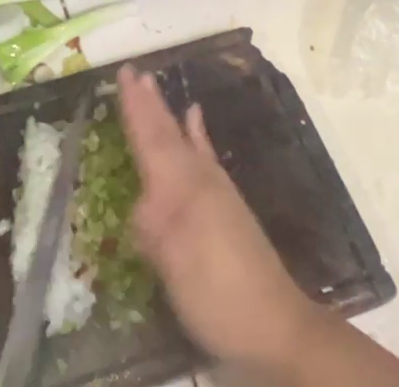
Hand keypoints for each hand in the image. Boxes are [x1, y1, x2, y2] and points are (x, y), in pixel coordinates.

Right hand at [115, 65, 320, 371]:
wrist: (275, 326)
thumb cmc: (218, 297)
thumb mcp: (175, 267)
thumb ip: (154, 226)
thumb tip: (140, 198)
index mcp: (183, 191)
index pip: (152, 141)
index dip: (135, 109)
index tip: (123, 73)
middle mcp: (201, 181)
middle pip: (169, 135)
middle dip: (149, 104)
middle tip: (134, 71)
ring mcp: (217, 192)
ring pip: (184, 142)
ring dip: (167, 114)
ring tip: (156, 88)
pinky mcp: (226, 207)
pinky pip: (205, 157)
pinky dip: (198, 137)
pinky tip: (196, 122)